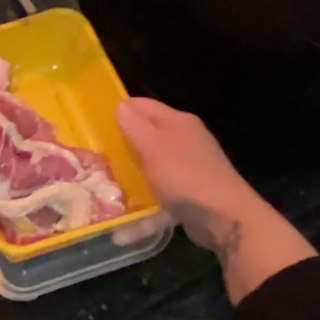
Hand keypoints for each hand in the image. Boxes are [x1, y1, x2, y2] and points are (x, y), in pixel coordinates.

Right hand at [116, 97, 253, 251]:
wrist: (222, 214)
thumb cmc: (184, 178)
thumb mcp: (154, 148)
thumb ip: (136, 127)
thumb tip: (120, 105)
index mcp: (179, 120)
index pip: (144, 105)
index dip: (122, 110)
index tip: (97, 124)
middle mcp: (187, 135)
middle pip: (152, 128)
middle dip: (128, 136)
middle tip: (101, 150)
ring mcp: (192, 159)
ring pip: (158, 152)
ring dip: (139, 159)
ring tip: (114, 171)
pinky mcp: (193, 183)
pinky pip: (165, 175)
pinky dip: (151, 179)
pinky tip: (139, 190)